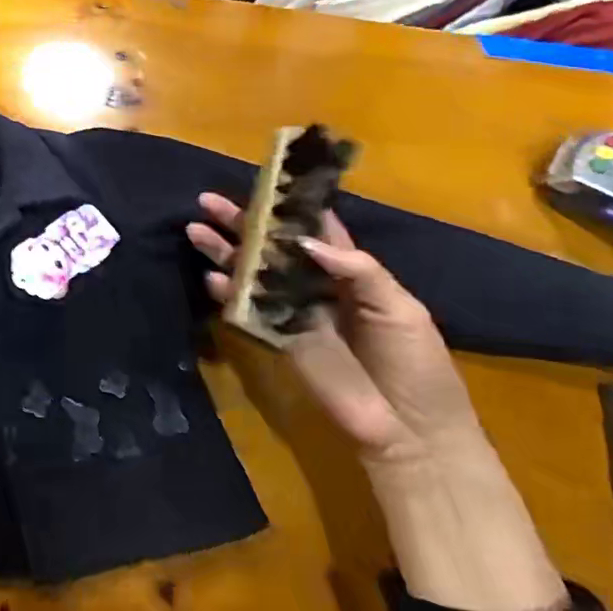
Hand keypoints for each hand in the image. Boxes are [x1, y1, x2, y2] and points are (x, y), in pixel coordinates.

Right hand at [188, 193, 568, 610]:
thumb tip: (302, 240)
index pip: (311, 227)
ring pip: (250, 270)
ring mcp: (290, 309)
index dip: (287, 204)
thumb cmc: (416, 365)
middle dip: (240, 222)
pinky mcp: (274, 337)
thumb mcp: (400, 308)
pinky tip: (212, 279)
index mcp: (348, 269)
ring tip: (196, 230)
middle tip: (208, 201)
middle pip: (269, 244)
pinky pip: (245, 309)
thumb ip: (356, 268)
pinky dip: (226, 292)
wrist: (410, 432)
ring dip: (223, 250)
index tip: (261, 180)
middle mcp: (312, 282)